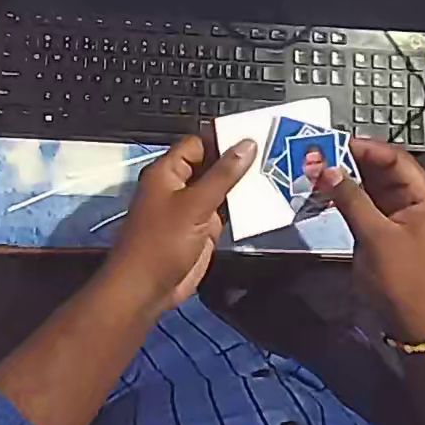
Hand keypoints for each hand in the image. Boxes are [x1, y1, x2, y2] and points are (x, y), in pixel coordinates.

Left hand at [101, 134, 257, 315]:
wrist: (147, 288)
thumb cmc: (162, 242)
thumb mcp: (196, 204)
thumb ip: (224, 174)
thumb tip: (247, 144)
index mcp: (167, 172)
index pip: (198, 144)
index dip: (223, 139)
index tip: (256, 136)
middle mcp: (178, 187)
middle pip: (211, 166)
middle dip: (238, 163)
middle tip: (274, 155)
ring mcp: (190, 209)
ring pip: (220, 190)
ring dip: (242, 187)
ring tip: (277, 175)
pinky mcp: (200, 230)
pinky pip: (223, 213)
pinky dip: (240, 210)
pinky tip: (266, 203)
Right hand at [324, 138, 424, 336]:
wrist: (413, 322)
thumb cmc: (404, 278)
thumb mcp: (376, 235)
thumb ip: (350, 199)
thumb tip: (327, 168)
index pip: (397, 160)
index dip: (367, 149)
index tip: (336, 143)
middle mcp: (414, 202)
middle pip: (381, 171)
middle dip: (350, 161)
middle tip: (319, 154)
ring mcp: (397, 216)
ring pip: (368, 186)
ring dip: (344, 178)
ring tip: (316, 169)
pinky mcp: (381, 230)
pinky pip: (362, 204)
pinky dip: (344, 196)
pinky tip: (323, 191)